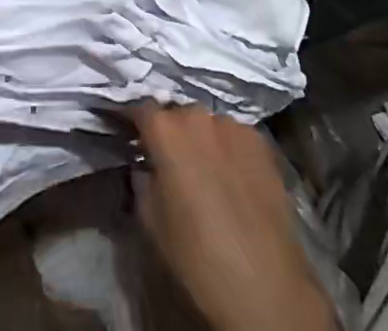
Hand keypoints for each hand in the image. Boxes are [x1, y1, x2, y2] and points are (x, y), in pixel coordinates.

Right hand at [131, 106, 337, 330]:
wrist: (262, 279)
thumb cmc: (195, 253)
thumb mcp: (152, 221)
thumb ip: (142, 182)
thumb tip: (144, 167)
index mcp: (167, 131)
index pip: (141, 109)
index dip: (130, 119)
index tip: (124, 130)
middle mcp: (200, 117)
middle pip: (177, 114)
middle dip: (169, 130)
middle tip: (165, 156)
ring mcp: (235, 126)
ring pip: (209, 125)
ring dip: (200, 138)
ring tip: (202, 168)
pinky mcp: (262, 141)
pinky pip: (235, 137)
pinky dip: (227, 148)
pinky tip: (231, 175)